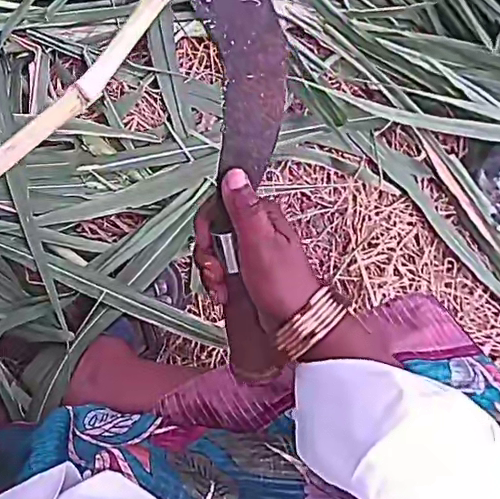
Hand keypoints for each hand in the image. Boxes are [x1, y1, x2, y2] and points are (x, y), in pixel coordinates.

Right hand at [194, 169, 392, 365]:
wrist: (293, 324)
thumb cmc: (283, 285)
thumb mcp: (260, 241)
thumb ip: (243, 208)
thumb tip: (234, 174)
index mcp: (261, 216)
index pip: (219, 206)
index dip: (207, 225)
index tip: (209, 243)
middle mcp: (254, 231)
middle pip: (211, 230)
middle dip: (207, 254)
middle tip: (217, 269)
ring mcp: (246, 253)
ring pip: (211, 253)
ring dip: (210, 272)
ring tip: (222, 287)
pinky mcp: (240, 273)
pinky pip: (215, 271)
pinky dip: (214, 284)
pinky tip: (223, 294)